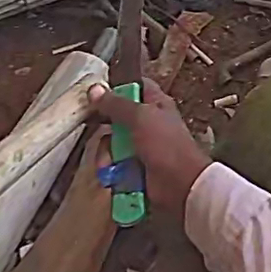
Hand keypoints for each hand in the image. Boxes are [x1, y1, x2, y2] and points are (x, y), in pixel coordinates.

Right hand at [90, 77, 212, 225]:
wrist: (180, 185)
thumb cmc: (164, 144)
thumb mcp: (140, 117)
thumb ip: (117, 104)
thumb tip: (94, 89)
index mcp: (156, 103)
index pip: (135, 86)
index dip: (117, 87)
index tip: (95, 92)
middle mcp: (148, 122)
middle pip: (118, 116)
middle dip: (103, 124)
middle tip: (90, 126)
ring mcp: (142, 146)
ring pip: (113, 142)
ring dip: (106, 152)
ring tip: (106, 164)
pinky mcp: (136, 166)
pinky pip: (116, 162)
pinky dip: (112, 168)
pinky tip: (110, 174)